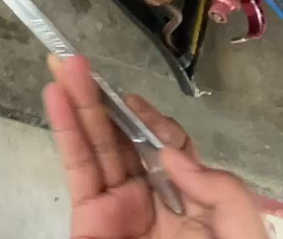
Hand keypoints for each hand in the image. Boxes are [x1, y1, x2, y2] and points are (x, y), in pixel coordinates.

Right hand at [44, 54, 268, 238]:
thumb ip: (225, 196)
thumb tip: (173, 155)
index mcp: (198, 214)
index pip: (172, 153)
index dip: (155, 123)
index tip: (138, 106)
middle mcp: (156, 208)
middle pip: (126, 141)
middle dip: (103, 100)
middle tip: (78, 61)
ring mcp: (119, 214)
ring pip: (97, 147)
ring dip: (78, 103)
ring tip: (64, 64)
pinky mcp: (89, 223)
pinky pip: (77, 169)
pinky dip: (65, 131)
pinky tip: (56, 97)